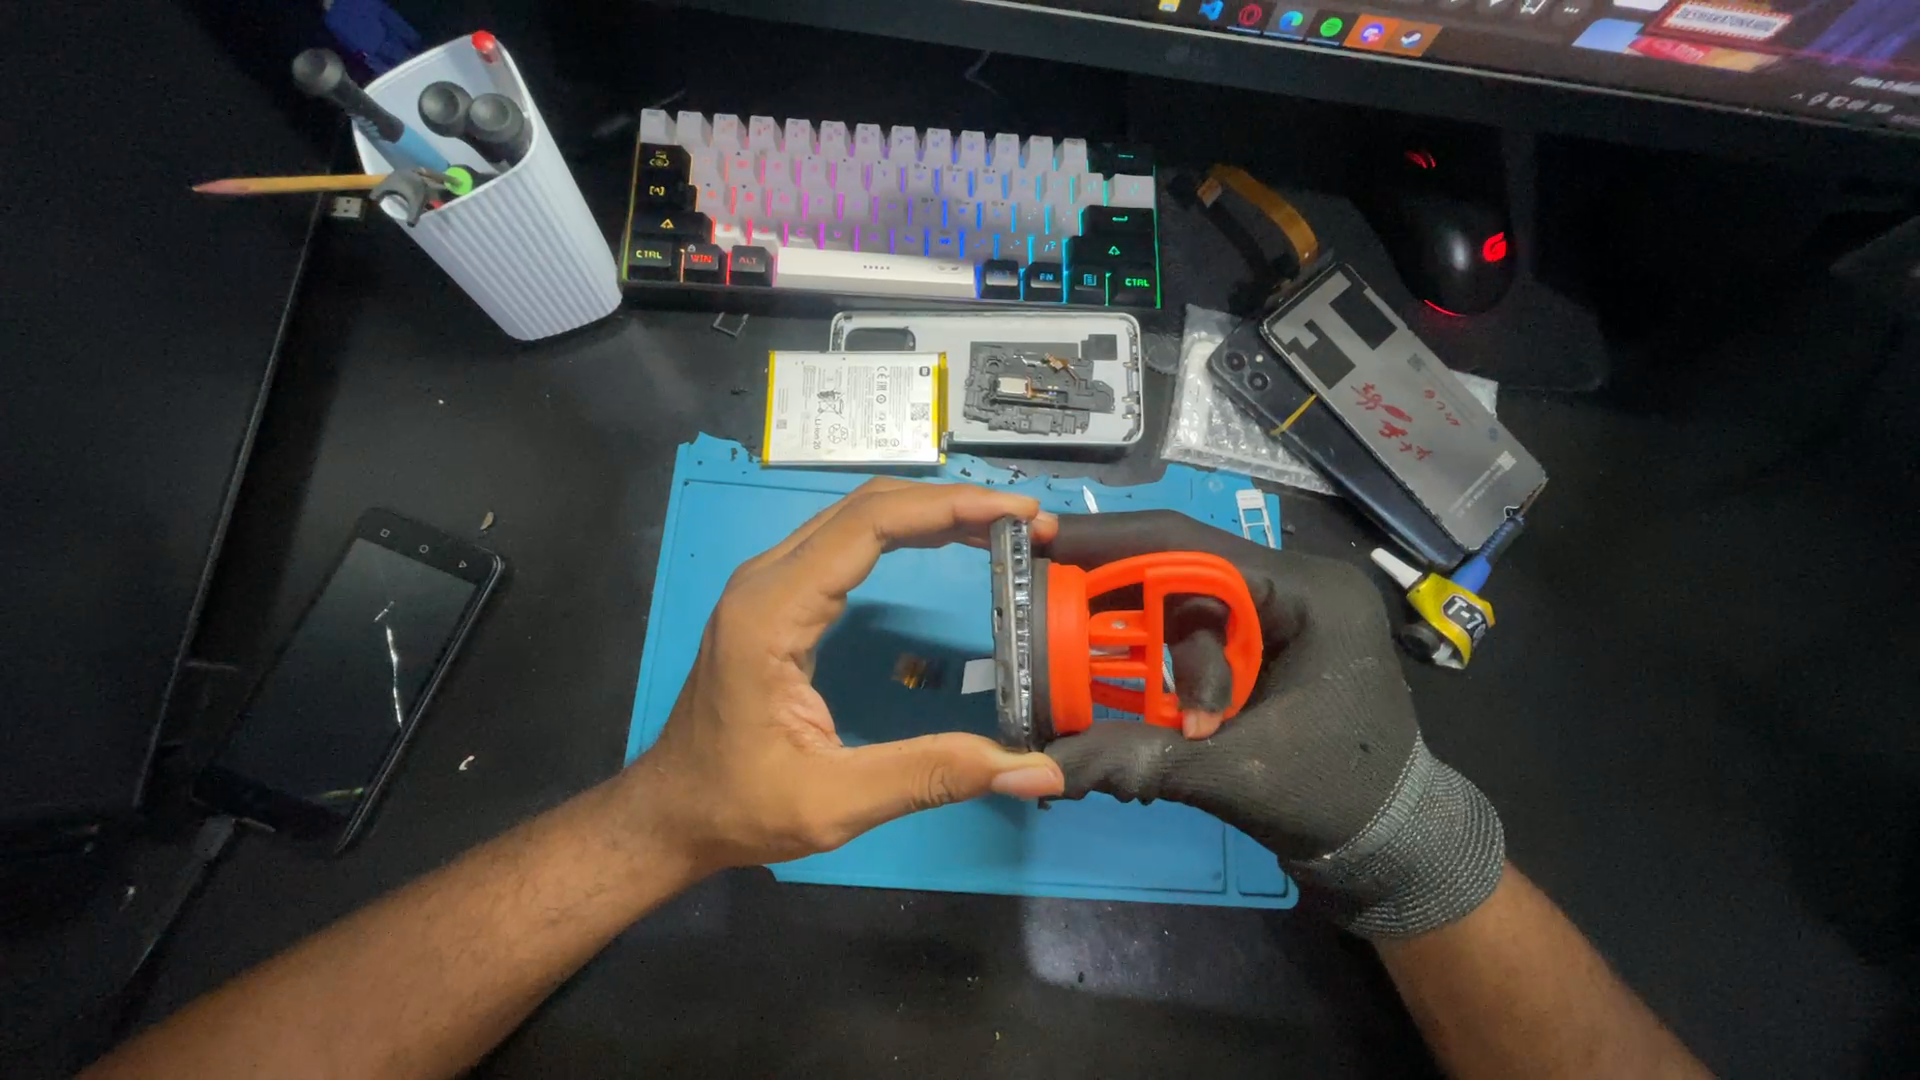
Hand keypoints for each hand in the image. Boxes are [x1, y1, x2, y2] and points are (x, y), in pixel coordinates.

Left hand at [621, 479, 1066, 874]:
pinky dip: (906, 532)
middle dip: (952, 503)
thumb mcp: (837, 803)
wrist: (670, 810)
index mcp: (772, 612)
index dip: (948, 509)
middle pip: (868, 506)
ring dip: (931, 513)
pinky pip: (848, 541)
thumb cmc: (738, 806)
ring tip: (1000, 527)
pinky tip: (945, 542)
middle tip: (1024, 522)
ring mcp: (770, 583)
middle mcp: (767, 579)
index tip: (1015, 513)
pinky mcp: (780, 596)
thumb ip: (934, 776)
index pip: (869, 526)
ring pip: (858, 516)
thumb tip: (1035, 772)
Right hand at [1038, 511, 1503, 937]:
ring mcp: (1279, 607)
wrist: (1391, 840)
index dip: (1112, 546)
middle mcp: (1294, 583)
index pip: (1194, 551)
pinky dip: (1149, 640)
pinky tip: (1109, 651)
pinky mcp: (1263, 635)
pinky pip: (1193, 620)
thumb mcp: (1231, 774)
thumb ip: (1135, 760)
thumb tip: (1039, 770)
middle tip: (1037, 572)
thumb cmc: (1332, 798)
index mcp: (1306, 594)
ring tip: (1063, 617)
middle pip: (1182, 558)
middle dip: (1108, 571)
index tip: (1043, 547)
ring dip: (1125, 610)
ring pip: (1181, 588)